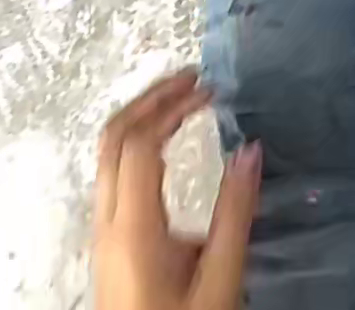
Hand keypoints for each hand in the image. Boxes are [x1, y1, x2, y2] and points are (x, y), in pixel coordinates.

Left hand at [92, 70, 261, 309]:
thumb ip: (235, 212)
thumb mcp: (220, 279)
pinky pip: (115, 168)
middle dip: (151, 96)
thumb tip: (252, 147)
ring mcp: (103, 229)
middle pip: (112, 138)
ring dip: (143, 113)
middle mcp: (108, 221)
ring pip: (108, 151)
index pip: (140, 145)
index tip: (211, 89)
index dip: (172, 106)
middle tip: (193, 76)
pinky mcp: (110, 236)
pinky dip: (140, 135)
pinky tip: (170, 135)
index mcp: (134, 228)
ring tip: (184, 94)